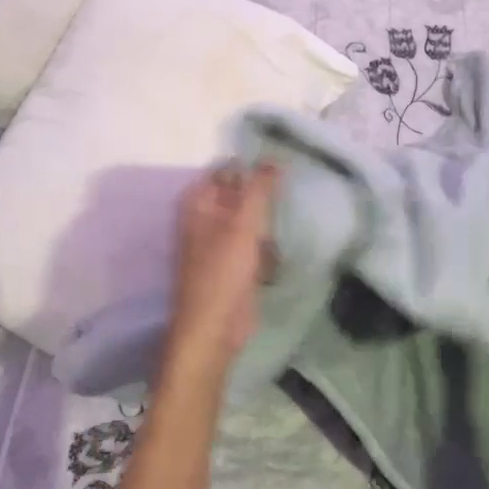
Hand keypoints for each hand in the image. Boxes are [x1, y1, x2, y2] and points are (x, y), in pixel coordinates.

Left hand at [161, 163, 279, 379]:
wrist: (213, 330)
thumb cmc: (223, 273)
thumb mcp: (244, 224)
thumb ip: (260, 188)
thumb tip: (275, 158)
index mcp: (197, 203)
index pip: (227, 168)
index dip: (253, 166)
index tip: (285, 167)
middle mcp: (204, 218)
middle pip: (240, 194)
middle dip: (265, 196)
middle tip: (291, 195)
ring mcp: (218, 243)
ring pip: (250, 220)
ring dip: (268, 224)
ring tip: (288, 222)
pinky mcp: (233, 266)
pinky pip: (255, 245)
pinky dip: (267, 246)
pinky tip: (279, 252)